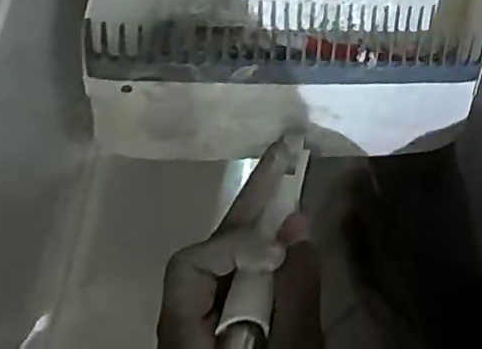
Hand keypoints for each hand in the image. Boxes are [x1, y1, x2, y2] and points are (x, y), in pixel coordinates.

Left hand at [159, 177, 322, 348]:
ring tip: (285, 172)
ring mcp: (205, 325)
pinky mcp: (228, 330)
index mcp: (182, 333)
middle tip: (281, 152)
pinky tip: (288, 231)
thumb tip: (299, 222)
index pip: (191, 264)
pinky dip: (265, 248)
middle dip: (250, 201)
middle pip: (211, 249)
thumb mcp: (291, 348)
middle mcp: (185, 322)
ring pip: (226, 261)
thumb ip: (294, 292)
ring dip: (259, 219)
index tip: (279, 253)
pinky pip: (242, 277)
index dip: (236, 244)